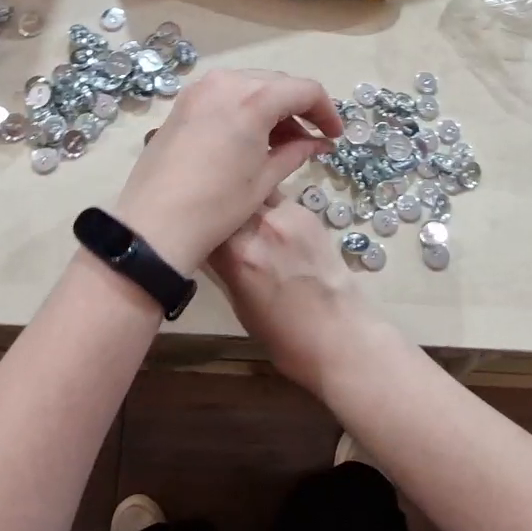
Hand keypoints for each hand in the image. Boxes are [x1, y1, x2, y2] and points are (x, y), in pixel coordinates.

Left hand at [113, 70, 339, 274]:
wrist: (156, 223)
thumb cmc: (218, 205)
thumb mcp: (265, 178)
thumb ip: (296, 151)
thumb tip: (318, 143)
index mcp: (254, 98)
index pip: (305, 90)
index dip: (326, 112)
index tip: (334, 136)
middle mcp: (227, 81)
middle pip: (278, 83)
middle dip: (299, 108)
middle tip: (312, 140)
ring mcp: (201, 88)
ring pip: (251, 85)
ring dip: (272, 107)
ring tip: (282, 142)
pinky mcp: (184, 101)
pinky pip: (226, 93)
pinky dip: (245, 107)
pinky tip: (251, 137)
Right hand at [210, 200, 382, 392]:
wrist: (341, 337)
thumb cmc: (285, 336)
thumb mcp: (239, 305)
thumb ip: (221, 267)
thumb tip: (205, 246)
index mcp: (237, 254)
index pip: (204, 222)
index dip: (195, 224)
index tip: (190, 228)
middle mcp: (261, 226)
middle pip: (229, 200)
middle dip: (219, 207)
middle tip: (213, 216)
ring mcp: (288, 215)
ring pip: (254, 193)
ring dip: (244, 201)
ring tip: (240, 215)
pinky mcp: (309, 214)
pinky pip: (278, 200)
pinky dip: (267, 207)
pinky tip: (268, 223)